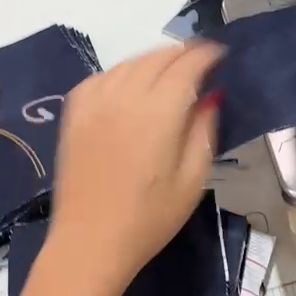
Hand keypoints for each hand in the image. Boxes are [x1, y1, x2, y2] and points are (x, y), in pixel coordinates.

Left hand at [47, 42, 224, 283]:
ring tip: (170, 70)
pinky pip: (103, 77)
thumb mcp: (193, 179)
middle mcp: (124, 96)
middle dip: (182, 53)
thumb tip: (211, 96)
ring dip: (153, 59)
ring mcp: (94, 102)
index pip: (186, 66)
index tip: (220, 54)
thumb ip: (204, 130)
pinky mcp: (74, 114)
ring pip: (129, 63)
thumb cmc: (150, 218)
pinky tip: (132, 85)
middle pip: (157, 58)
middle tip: (200, 61)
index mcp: (158, 112)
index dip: (206, 55)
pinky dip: (123, 72)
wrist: (91, 242)